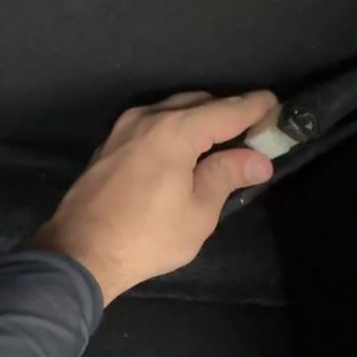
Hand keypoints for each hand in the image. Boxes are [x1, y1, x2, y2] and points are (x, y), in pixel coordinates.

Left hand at [36, 91, 276, 303]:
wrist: (80, 253)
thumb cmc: (147, 237)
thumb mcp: (198, 212)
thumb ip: (226, 176)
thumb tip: (257, 160)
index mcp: (174, 130)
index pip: (226, 110)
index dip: (255, 107)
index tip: (276, 105)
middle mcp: (147, 119)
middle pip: (197, 103)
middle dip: (227, 111)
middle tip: (252, 131)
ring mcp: (122, 130)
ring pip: (170, 111)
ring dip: (198, 119)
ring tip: (220, 141)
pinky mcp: (108, 146)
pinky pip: (150, 125)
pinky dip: (173, 130)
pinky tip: (183, 151)